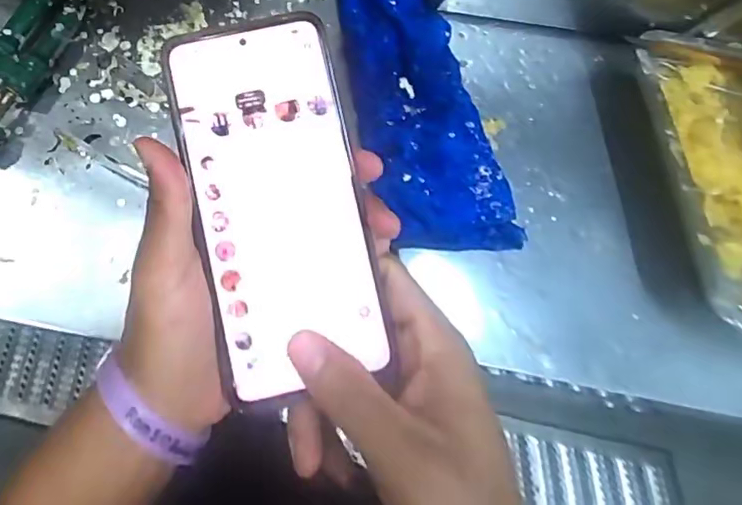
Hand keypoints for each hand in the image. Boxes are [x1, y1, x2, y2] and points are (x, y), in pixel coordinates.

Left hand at [115, 136, 399, 430]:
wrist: (173, 405)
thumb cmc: (163, 324)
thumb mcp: (163, 263)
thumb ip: (167, 208)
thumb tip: (149, 142)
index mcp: (225, 213)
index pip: (266, 166)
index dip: (302, 147)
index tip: (337, 141)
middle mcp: (255, 232)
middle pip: (307, 196)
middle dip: (345, 184)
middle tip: (374, 185)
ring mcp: (278, 269)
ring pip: (325, 233)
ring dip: (358, 223)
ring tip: (386, 229)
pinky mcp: (294, 304)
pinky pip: (330, 277)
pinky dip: (356, 268)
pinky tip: (380, 267)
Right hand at [284, 257, 519, 504]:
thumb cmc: (458, 498)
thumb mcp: (402, 449)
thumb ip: (351, 394)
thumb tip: (298, 336)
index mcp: (433, 344)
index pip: (389, 277)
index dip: (349, 261)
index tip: (295, 262)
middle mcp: (417, 359)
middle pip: (354, 331)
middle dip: (318, 364)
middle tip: (283, 391)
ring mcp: (404, 395)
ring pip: (345, 375)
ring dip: (319, 414)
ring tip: (308, 460)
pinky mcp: (393, 429)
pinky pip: (349, 411)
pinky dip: (331, 437)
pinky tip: (326, 469)